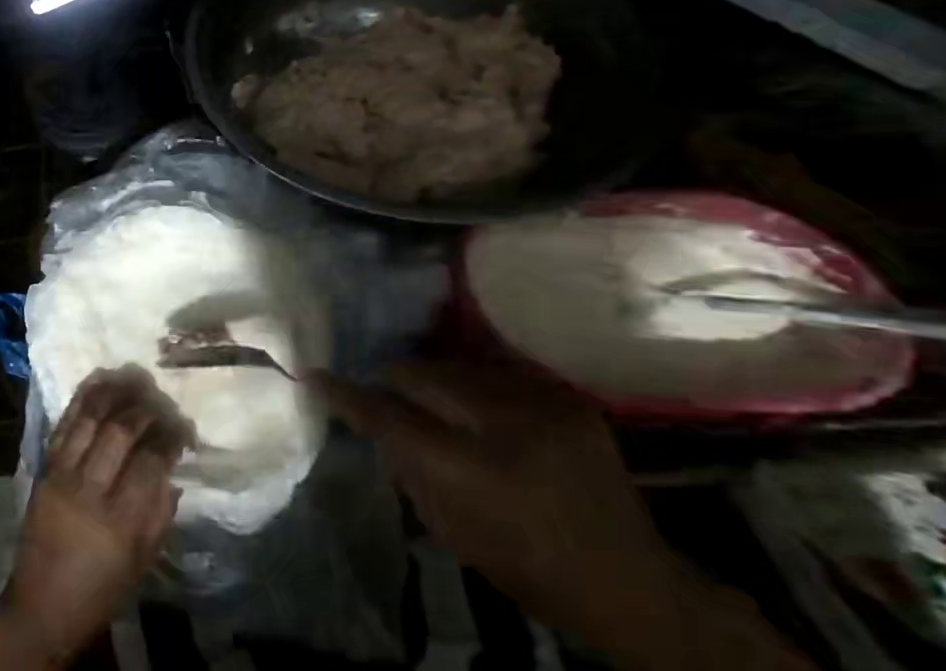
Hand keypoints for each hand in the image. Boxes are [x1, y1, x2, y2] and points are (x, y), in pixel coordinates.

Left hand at [0, 366, 189, 669]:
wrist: (41, 608)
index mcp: (120, 522)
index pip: (150, 462)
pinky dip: (82, 400)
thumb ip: (161, 512)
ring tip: (135, 376)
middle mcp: (88, 491)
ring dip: (114, 392)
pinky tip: (99, 380)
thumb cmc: (100, 590)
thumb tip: (172, 467)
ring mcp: (61, 476)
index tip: (183, 428)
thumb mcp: (143, 561)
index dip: (170, 438)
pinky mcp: (44, 471)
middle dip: (146, 408)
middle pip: (119, 432)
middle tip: (163, 400)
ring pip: (89, 420)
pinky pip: (64, 426)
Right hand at [316, 359, 814, 670]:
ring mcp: (543, 402)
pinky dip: (474, 384)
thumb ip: (407, 467)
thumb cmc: (526, 567)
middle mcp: (507, 423)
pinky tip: (476, 405)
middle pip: (423, 374)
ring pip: (458, 365)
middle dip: (394, 380)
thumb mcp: (451, 531)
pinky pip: (497, 372)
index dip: (349, 395)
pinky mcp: (566, 395)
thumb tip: (375, 421)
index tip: (316, 376)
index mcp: (473, 470)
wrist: (629, 580)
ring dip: (435, 380)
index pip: (392, 417)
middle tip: (381, 390)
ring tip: (430, 398)